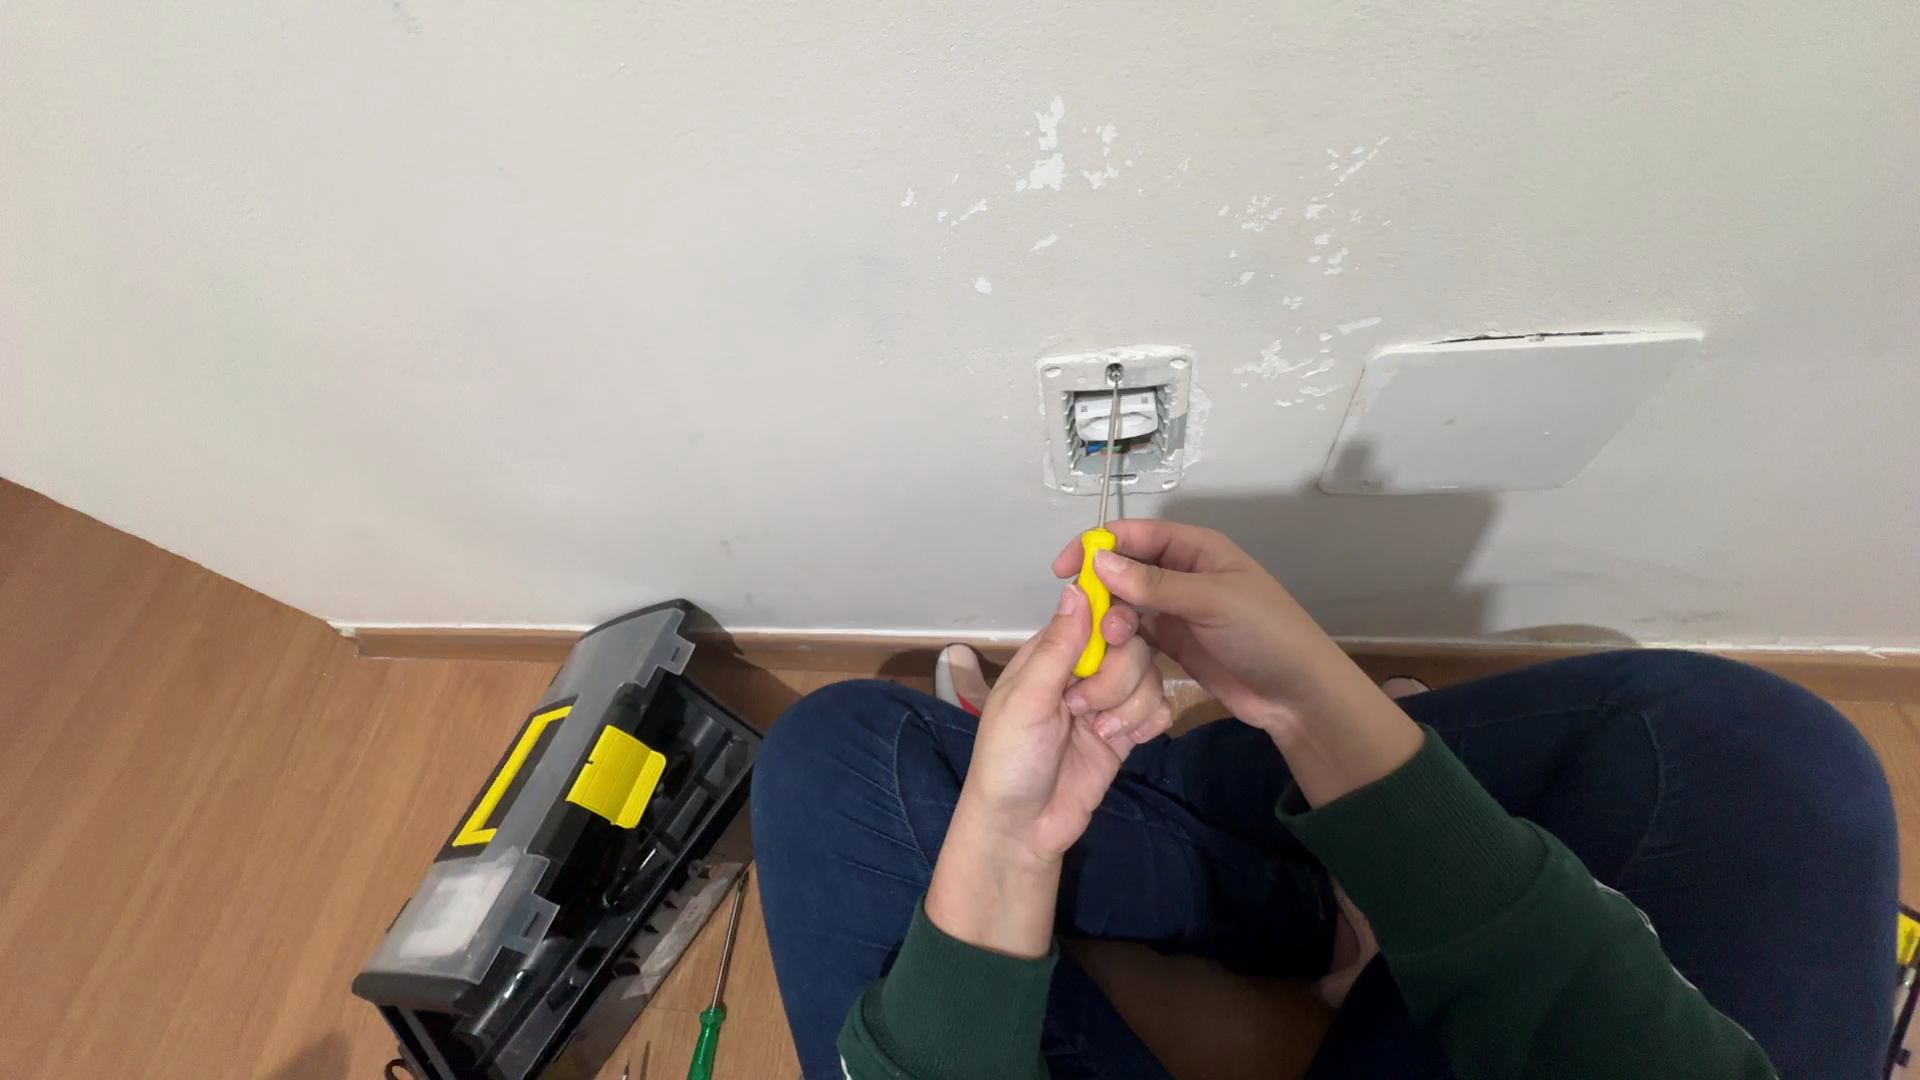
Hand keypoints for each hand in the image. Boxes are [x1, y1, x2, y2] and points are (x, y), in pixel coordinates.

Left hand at [959, 583, 1170, 863]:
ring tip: (1100, 732)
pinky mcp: (1127, 729)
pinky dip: (1150, 721)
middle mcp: (1082, 668)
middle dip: (1117, 677)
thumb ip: (1056, 648)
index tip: (1113, 638)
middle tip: (1083, 709)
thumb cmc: (1009, 758)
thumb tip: (1076, 588)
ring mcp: (1107, 698)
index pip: (1094, 612)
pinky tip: (1126, 740)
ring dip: (1131, 704)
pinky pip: (1160, 707)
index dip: (1112, 618)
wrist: (1024, 828)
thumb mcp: (1025, 701)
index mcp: (1050, 651)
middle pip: (1131, 643)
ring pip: (1150, 674)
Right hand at [1052, 520, 1420, 805]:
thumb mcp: (1211, 601)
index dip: (1097, 545)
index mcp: (1194, 549)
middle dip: (1102, 588)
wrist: (1297, 696)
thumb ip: (1153, 583)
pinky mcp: (1171, 641)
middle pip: (1124, 568)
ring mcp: (1175, 609)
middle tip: (1088, 616)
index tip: (1064, 568)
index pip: (1135, 535)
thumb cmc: (1265, 635)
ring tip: (1111, 640)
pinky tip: (1109, 653)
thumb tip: (1099, 560)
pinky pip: (1134, 632)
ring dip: (1111, 617)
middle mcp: (1180, 573)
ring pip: (1125, 602)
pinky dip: (1119, 640)